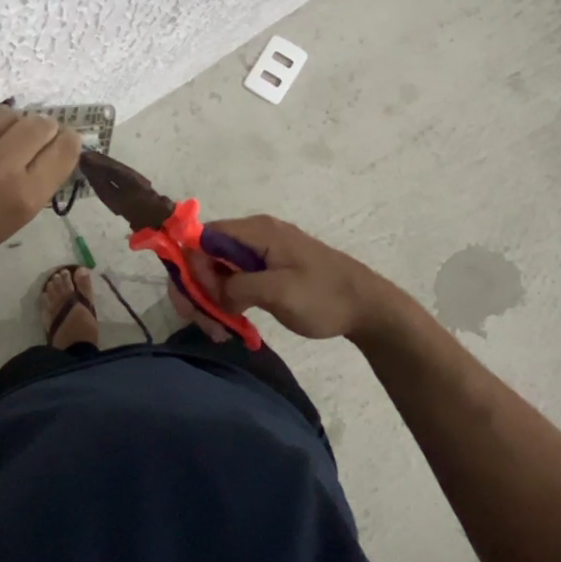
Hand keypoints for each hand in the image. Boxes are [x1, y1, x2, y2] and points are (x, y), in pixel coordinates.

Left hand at [0, 105, 81, 292]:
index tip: (60, 142)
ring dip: (9, 123)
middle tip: (31, 138)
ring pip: (6, 113)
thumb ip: (32, 185)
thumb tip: (45, 154)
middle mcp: (2, 164)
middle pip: (40, 123)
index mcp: (25, 194)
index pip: (65, 147)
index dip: (66, 141)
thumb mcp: (12, 221)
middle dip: (41, 128)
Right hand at [183, 215, 396, 339]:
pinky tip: (229, 324)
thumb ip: (237, 287)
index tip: (201, 299)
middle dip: (196, 288)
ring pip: (215, 271)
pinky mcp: (265, 270)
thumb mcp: (279, 292)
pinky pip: (232, 280)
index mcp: (256, 231)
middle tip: (203, 322)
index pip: (202, 238)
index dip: (192, 266)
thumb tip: (213, 294)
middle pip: (204, 255)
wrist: (369, 308)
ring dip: (209, 299)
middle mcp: (253, 235)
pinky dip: (225, 301)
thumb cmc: (325, 297)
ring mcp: (259, 253)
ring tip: (218, 330)